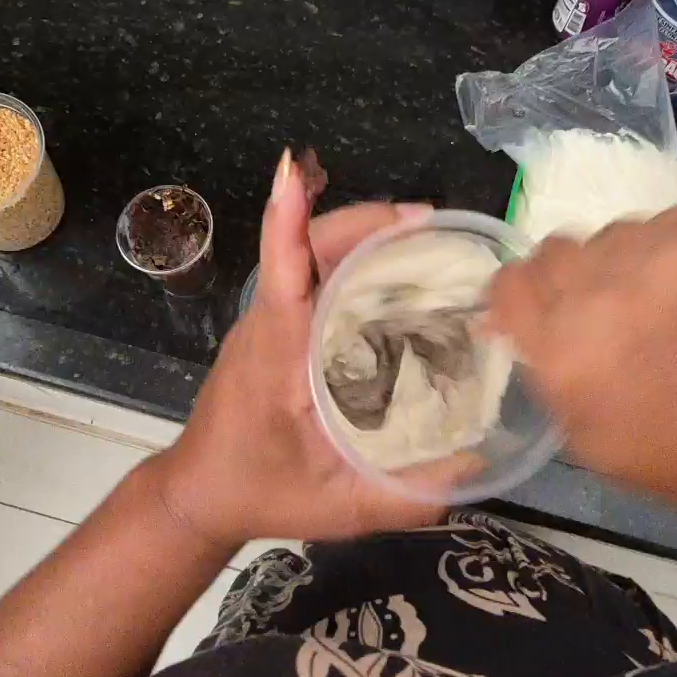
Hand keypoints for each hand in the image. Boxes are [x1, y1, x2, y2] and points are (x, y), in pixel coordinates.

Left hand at [148, 152, 453, 548]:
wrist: (200, 491)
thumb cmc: (260, 490)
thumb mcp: (337, 505)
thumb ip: (404, 494)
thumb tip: (476, 466)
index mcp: (278, 352)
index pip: (280, 270)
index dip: (286, 217)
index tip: (296, 170)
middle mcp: (271, 321)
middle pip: (308, 246)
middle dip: (364, 219)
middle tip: (429, 220)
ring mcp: (271, 318)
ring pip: (310, 251)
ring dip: (361, 230)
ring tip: (422, 232)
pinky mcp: (277, 323)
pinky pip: (313, 271)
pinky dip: (351, 252)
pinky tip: (392, 261)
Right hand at [486, 207, 676, 527]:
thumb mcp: (593, 445)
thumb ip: (546, 375)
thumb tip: (512, 323)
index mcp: (564, 350)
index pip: (508, 283)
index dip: (519, 294)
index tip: (539, 306)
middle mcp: (601, 291)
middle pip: (554, 250)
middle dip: (571, 277)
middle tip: (611, 307)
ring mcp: (660, 250)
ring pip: (614, 232)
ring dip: (626, 260)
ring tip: (670, 299)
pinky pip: (669, 219)